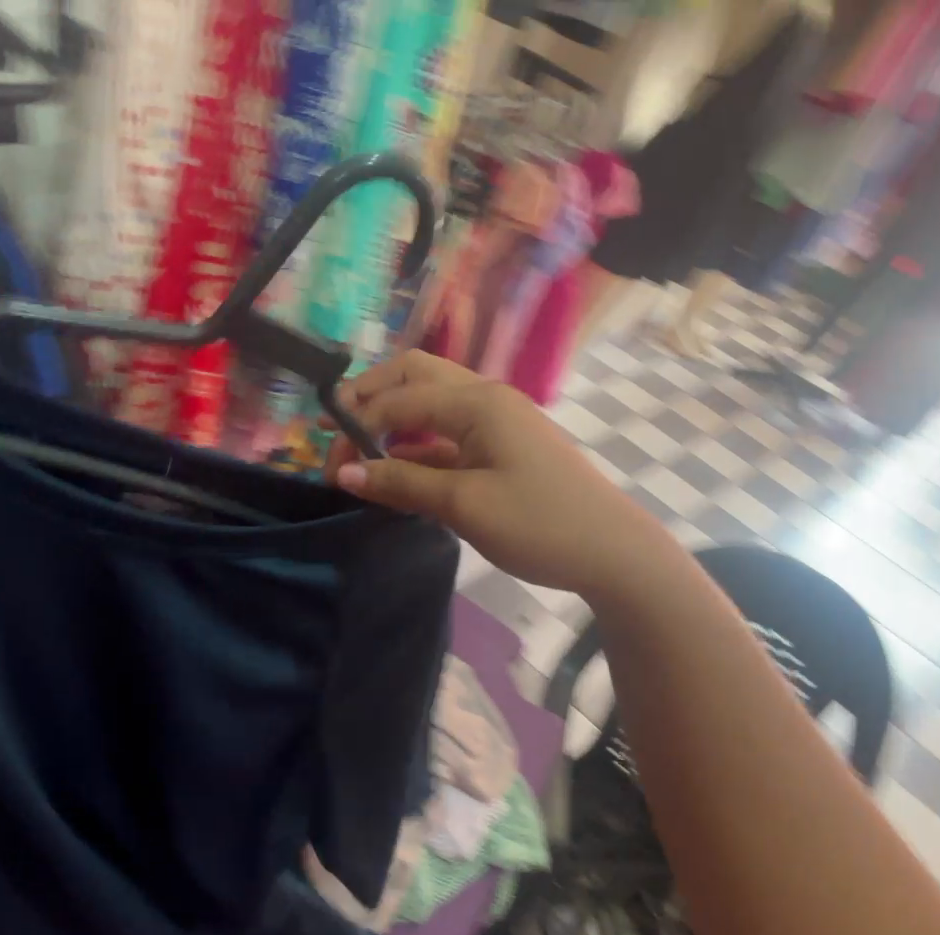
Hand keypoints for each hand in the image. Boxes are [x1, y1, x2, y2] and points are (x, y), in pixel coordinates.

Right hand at [327, 350, 676, 598]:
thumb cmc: (540, 524)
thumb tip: (344, 473)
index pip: (398, 397)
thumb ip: (402, 483)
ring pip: (429, 405)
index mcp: (477, 402)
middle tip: (335, 432)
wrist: (612, 552)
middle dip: (369, 398)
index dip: (356, 425)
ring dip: (391, 421)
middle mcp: (484, 399)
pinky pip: (447, 435)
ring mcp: (495, 423)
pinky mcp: (500, 449)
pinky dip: (415, 447)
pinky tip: (393, 473)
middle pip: (414, 377)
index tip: (327, 465)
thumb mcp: (464, 505)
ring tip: (356, 454)